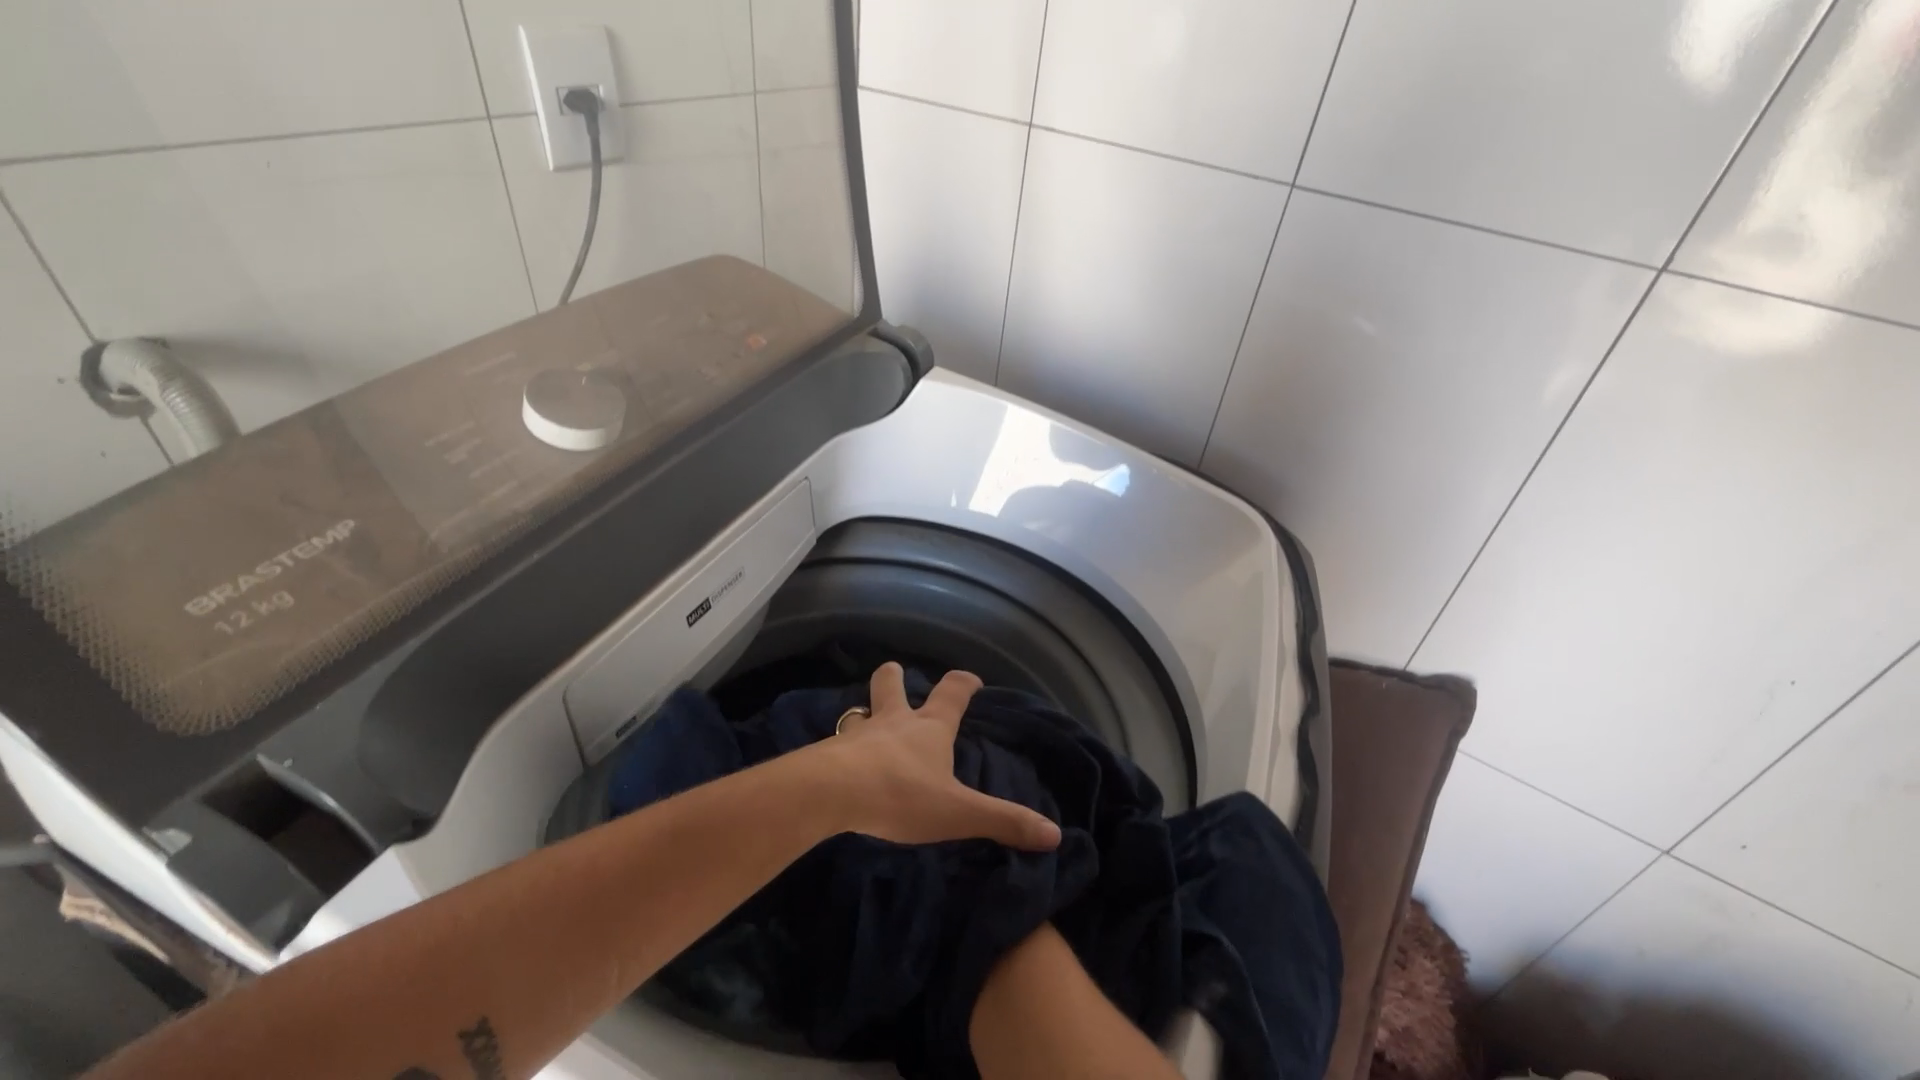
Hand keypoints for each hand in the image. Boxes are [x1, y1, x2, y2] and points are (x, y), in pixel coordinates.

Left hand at [810, 663, 1061, 851]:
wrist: (831, 793)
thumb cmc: (901, 794)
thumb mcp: (958, 812)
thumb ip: (1003, 822)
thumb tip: (1054, 835)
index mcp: (929, 729)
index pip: (952, 694)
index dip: (963, 683)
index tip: (971, 679)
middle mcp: (893, 723)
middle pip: (892, 685)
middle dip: (896, 677)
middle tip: (898, 674)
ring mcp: (857, 736)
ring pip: (860, 712)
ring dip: (867, 713)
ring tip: (867, 723)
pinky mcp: (828, 754)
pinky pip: (838, 745)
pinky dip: (843, 748)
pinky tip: (842, 763)